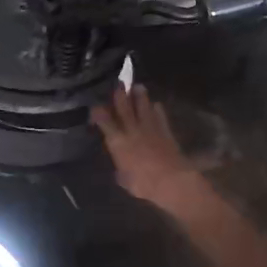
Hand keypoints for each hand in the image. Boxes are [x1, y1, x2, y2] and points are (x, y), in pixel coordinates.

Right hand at [91, 85, 207, 208]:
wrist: (171, 180)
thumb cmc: (143, 183)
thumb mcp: (125, 180)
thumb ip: (121, 170)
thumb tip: (120, 168)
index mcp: (118, 142)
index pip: (105, 123)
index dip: (99, 113)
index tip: (95, 106)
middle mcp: (132, 131)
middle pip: (124, 109)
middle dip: (120, 95)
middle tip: (118, 83)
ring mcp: (150, 129)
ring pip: (143, 108)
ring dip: (140, 97)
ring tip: (138, 86)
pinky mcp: (165, 131)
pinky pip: (160, 117)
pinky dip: (157, 110)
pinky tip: (156, 105)